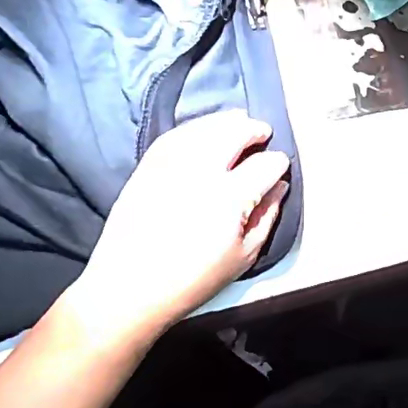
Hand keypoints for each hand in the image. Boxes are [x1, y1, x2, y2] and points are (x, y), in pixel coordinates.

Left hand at [52, 111, 289, 352]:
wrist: (128, 287)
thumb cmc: (191, 280)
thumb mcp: (243, 257)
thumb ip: (266, 216)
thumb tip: (279, 187)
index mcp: (230, 198)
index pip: (265, 165)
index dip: (278, 163)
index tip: (279, 166)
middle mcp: (201, 172)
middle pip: (234, 133)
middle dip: (254, 130)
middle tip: (262, 132)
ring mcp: (170, 166)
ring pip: (204, 128)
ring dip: (225, 121)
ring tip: (238, 121)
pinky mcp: (147, 166)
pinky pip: (174, 135)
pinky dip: (193, 127)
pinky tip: (203, 130)